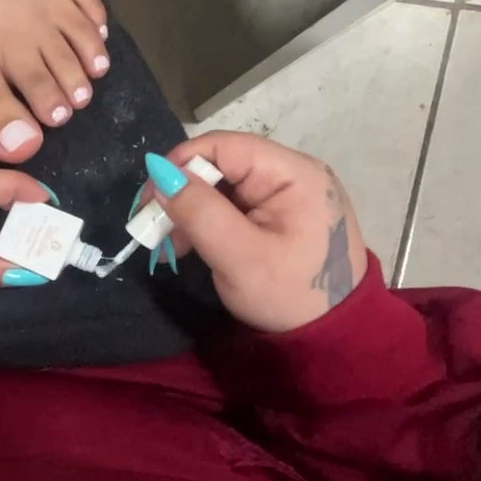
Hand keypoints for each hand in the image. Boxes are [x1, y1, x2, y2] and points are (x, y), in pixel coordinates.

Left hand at [0, 0, 109, 162]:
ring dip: (88, 58)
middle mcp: (44, 30)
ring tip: (94, 74)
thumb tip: (30, 150)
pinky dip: (94, 18)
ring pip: (81, 35)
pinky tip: (98, 25)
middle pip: (67, 67)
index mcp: (16, 61)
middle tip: (78, 103)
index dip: (52, 112)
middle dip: (73, 89)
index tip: (58, 123)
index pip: (45, 96)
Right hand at [147, 132, 369, 333]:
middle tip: (153, 227)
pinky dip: (202, 221)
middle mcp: (290, 173)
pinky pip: (228, 204)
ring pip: (218, 186)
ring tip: (168, 244)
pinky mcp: (275, 212)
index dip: (179, 165)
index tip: (150, 201)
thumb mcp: (238, 256)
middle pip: (219, 164)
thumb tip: (159, 174)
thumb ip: (199, 212)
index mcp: (292, 174)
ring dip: (187, 210)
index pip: (223, 146)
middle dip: (180, 192)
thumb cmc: (289, 294)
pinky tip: (187, 245)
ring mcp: (283, 193)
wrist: (330, 333)